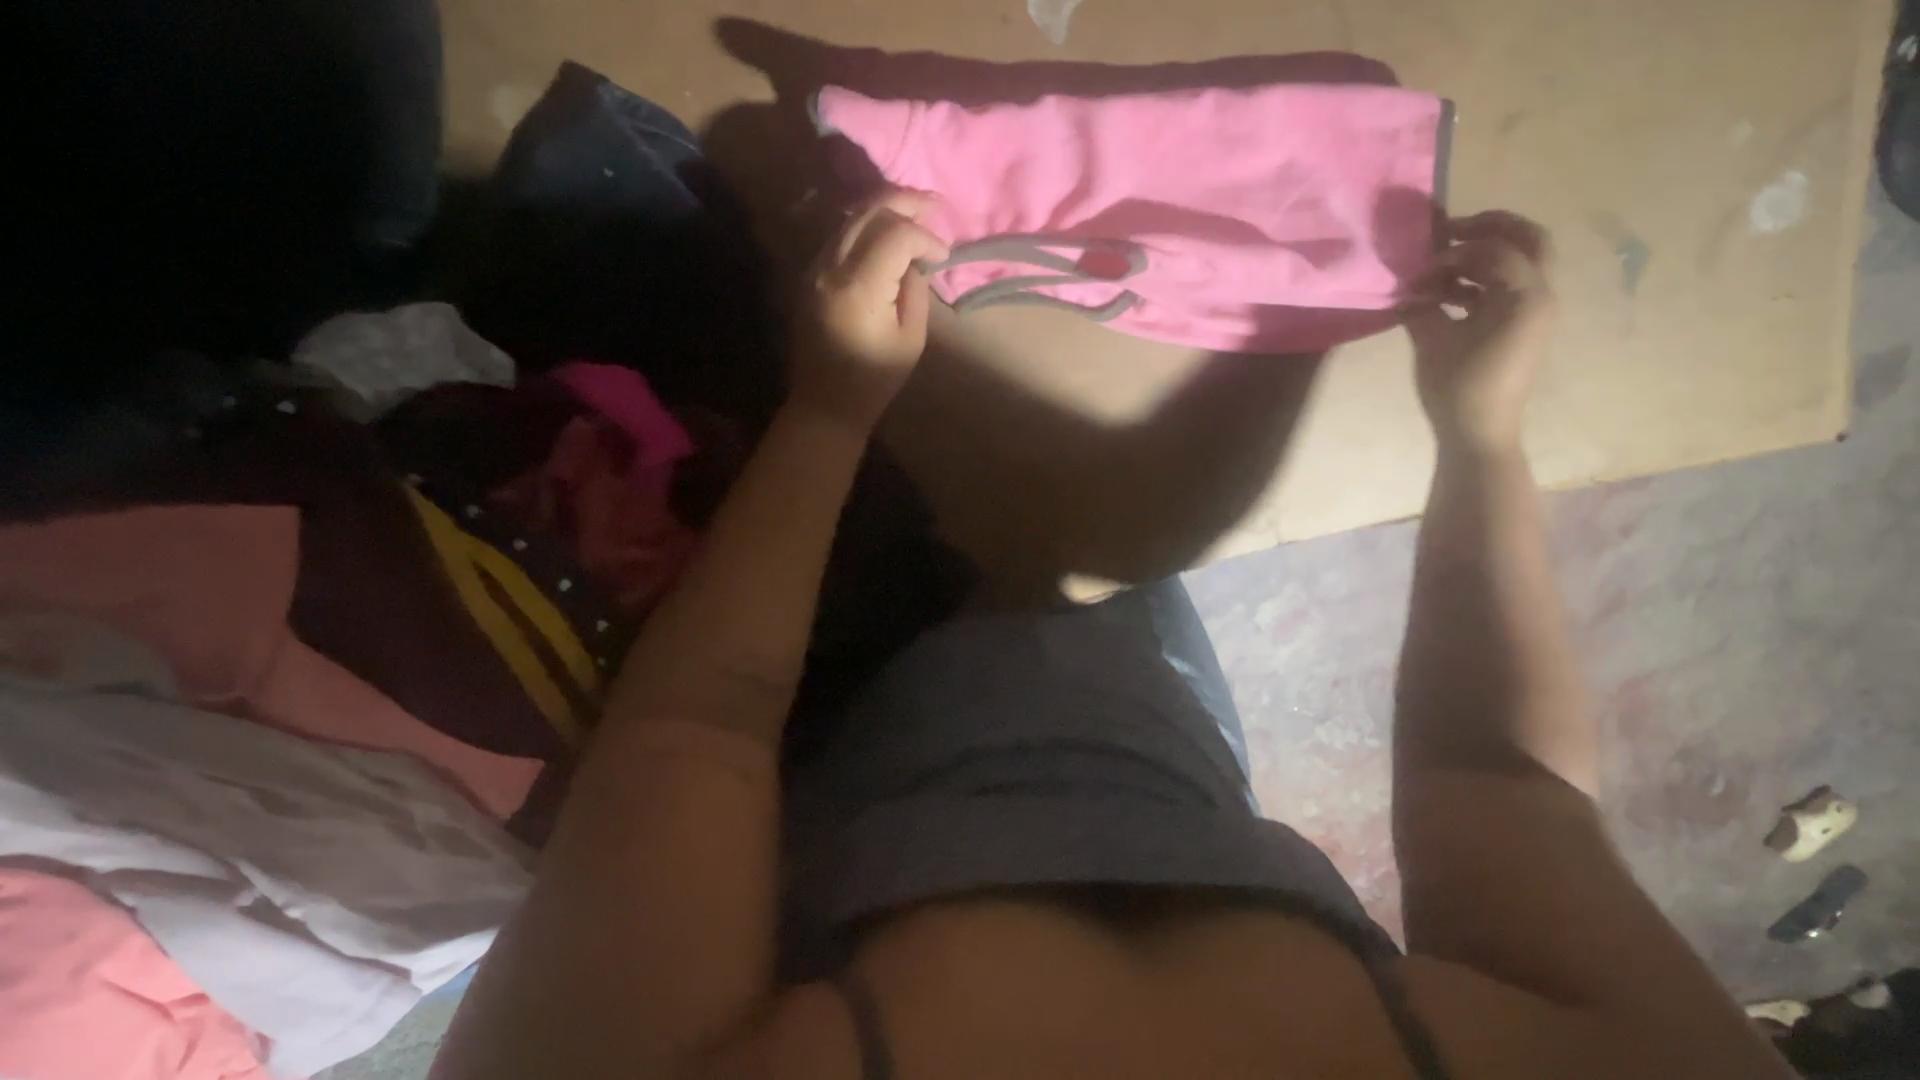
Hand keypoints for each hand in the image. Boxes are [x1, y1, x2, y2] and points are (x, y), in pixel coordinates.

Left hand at [791, 188, 950, 430]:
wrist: (825, 403)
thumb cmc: (874, 379)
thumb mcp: (910, 338)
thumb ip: (914, 290)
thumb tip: (914, 260)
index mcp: (860, 288)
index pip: (896, 233)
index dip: (925, 236)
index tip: (943, 255)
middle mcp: (832, 268)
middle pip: (869, 212)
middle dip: (906, 202)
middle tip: (935, 205)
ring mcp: (815, 269)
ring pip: (850, 218)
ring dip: (885, 209)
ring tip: (914, 211)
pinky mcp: (810, 276)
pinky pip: (839, 237)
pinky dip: (866, 227)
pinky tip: (886, 233)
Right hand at [1403, 211, 1555, 456]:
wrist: (1480, 432)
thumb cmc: (1458, 387)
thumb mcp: (1434, 341)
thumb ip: (1422, 304)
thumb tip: (1408, 283)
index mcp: (1526, 296)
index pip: (1495, 249)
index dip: (1455, 251)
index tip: (1421, 265)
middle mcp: (1541, 295)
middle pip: (1528, 240)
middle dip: (1490, 229)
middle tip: (1450, 232)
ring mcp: (1535, 311)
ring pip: (1519, 262)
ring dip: (1483, 257)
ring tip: (1441, 268)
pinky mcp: (1522, 326)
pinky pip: (1507, 288)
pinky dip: (1481, 281)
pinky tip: (1446, 294)